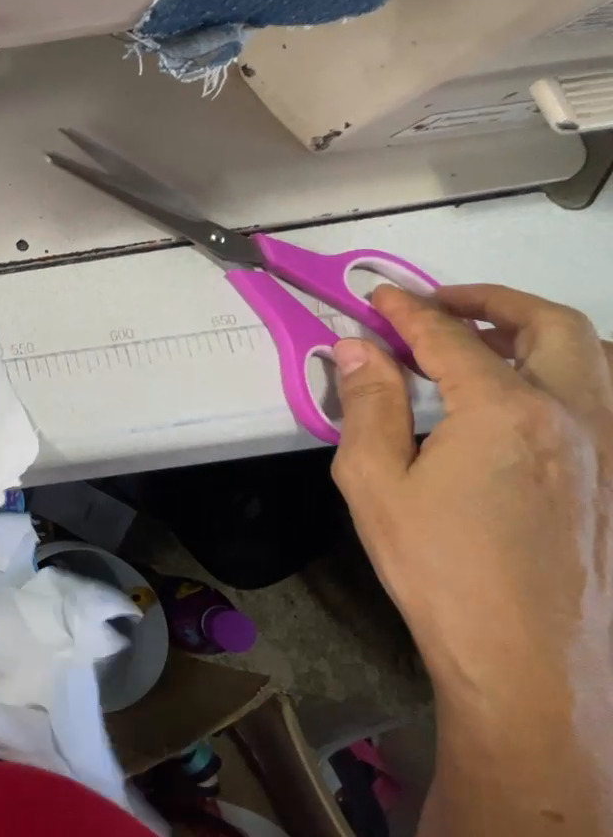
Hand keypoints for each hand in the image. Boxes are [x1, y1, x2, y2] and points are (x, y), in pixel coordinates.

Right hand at [331, 284, 611, 832]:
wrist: (526, 650)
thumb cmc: (435, 561)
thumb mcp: (374, 480)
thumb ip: (369, 405)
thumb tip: (359, 348)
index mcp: (508, 411)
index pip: (453, 337)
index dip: (409, 310)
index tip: (375, 296)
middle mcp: (574, 414)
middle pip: (552, 326)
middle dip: (490, 300)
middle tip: (436, 303)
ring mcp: (604, 447)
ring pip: (588, 357)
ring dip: (529, 331)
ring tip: (471, 340)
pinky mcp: (610, 478)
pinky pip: (593, 395)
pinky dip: (549, 370)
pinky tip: (503, 398)